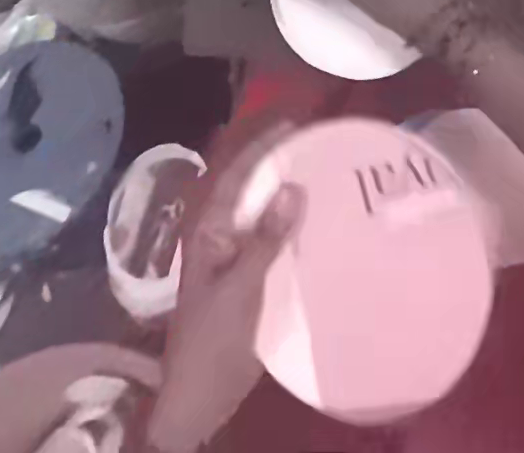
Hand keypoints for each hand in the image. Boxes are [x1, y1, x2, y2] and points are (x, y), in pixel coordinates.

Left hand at [147, 128, 304, 452]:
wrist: (200, 399)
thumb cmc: (213, 339)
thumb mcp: (240, 287)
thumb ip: (265, 239)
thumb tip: (293, 187)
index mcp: (212, 229)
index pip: (238, 176)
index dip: (262, 148)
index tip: (292, 125)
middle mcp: (223, 235)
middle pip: (252, 191)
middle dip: (278, 166)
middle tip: (315, 147)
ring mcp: (235, 258)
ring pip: (264, 216)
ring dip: (288, 196)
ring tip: (323, 176)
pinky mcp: (250, 280)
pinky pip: (274, 243)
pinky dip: (293, 230)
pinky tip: (319, 227)